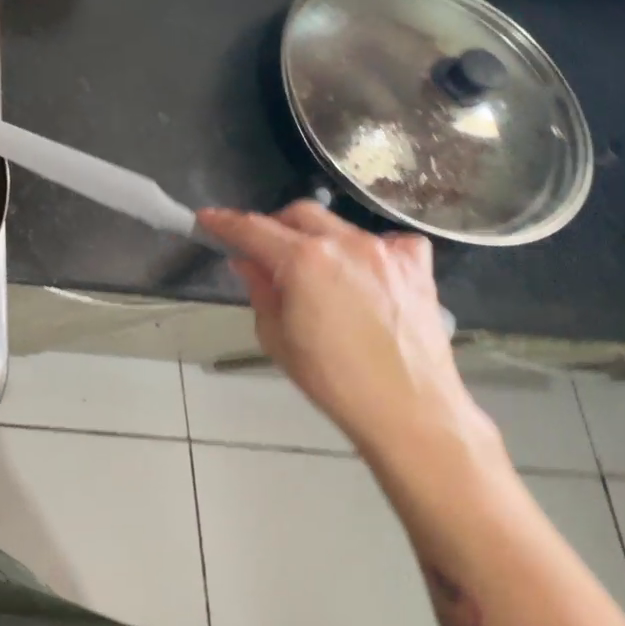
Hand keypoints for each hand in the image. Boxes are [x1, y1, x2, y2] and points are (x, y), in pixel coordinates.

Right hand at [195, 203, 493, 453]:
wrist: (409, 410)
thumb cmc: (332, 379)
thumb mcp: (275, 336)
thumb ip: (260, 290)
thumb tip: (249, 263)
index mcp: (304, 260)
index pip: (253, 229)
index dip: (224, 223)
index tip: (207, 219)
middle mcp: (346, 243)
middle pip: (299, 215)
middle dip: (274, 226)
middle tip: (263, 252)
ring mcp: (387, 252)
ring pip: (340, 227)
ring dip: (317, 240)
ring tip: (314, 271)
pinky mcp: (417, 268)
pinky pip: (389, 242)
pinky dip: (368, 250)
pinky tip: (364, 274)